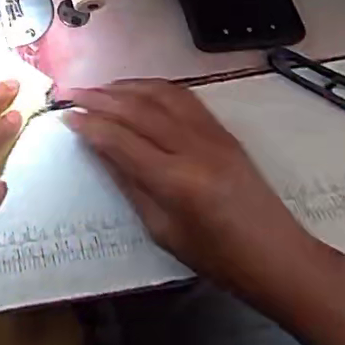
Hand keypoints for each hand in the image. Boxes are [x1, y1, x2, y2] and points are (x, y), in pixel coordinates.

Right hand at [64, 80, 313, 304]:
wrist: (279, 257)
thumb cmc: (217, 258)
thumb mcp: (162, 230)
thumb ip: (130, 183)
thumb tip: (99, 148)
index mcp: (177, 181)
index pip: (122, 140)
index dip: (90, 125)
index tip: (66, 116)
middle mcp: (195, 147)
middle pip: (138, 110)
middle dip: (101, 98)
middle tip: (73, 93)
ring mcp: (213, 133)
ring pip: (161, 94)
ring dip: (126, 86)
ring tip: (100, 88)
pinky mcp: (223, 130)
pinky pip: (184, 97)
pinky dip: (154, 87)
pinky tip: (138, 90)